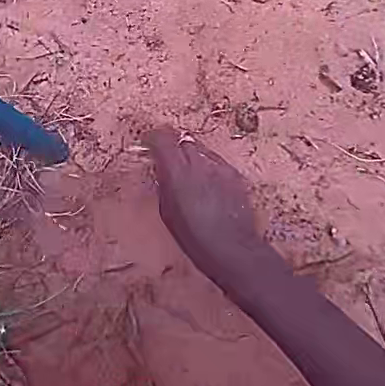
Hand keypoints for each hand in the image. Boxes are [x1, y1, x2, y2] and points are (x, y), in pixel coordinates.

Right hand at [143, 129, 287, 285]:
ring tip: (189, 174)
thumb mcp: (167, 210)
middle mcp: (198, 162)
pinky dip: (208, 167)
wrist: (230, 248)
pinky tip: (208, 185)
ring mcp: (219, 166)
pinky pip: (216, 162)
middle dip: (172, 145)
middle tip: (167, 158)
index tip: (149, 143)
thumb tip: (162, 169)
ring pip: (200, 148)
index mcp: (176, 170)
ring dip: (191, 155)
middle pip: (182, 139)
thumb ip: (164, 182)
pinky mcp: (235, 174)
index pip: (162, 137)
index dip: (153, 138)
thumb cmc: (193, 236)